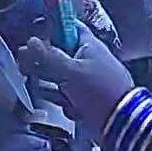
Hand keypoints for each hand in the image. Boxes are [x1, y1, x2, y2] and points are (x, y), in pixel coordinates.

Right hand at [17, 30, 134, 136]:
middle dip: (43, 62)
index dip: (51, 27)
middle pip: (57, 53)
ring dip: (50, 85)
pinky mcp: (84, 97)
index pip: (67, 26)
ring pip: (58, 75)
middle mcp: (87, 59)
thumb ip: (47, 55)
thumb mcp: (70, 70)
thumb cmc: (100, 91)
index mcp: (88, 45)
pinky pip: (64, 93)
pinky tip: (67, 105)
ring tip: (55, 92)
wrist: (122, 124)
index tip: (35, 35)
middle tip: (29, 66)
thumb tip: (30, 42)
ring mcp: (85, 79)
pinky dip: (62, 99)